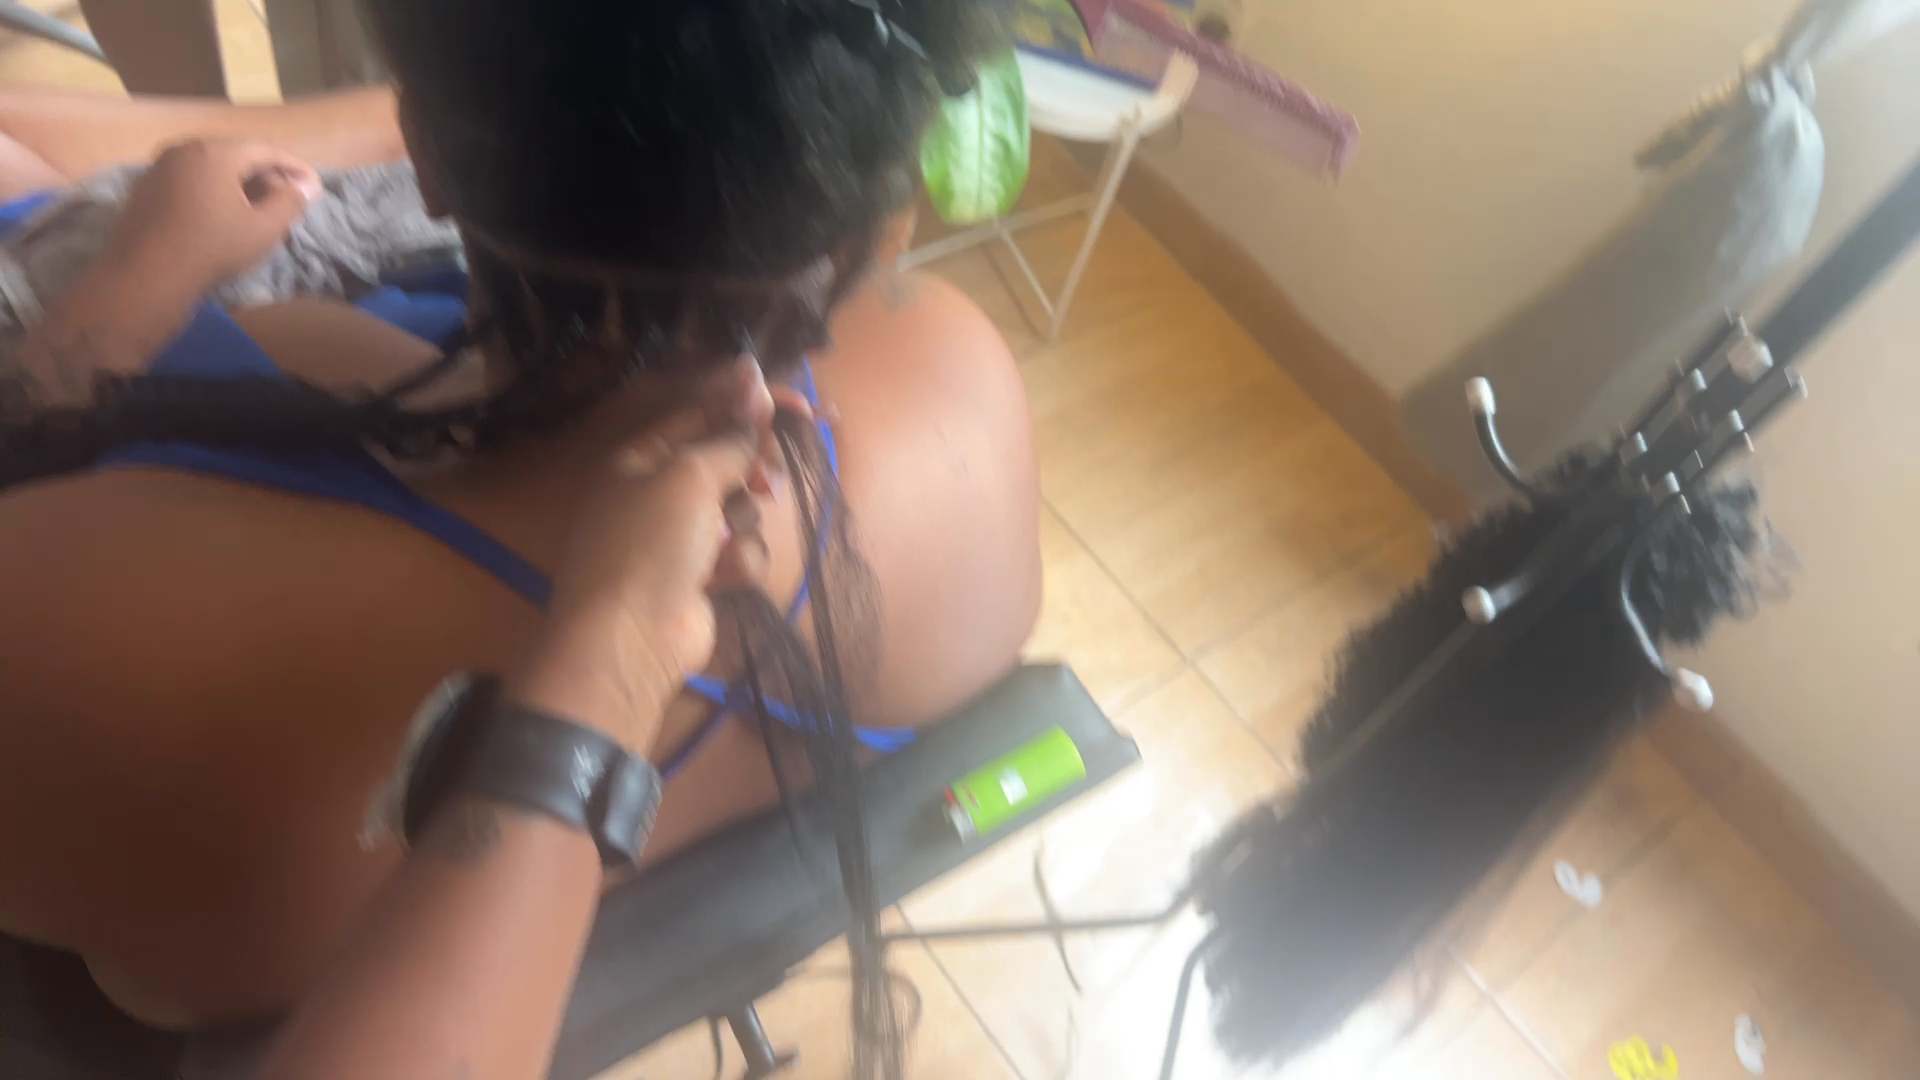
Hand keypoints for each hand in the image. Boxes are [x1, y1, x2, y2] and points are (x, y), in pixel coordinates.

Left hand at [105, 137, 322, 290]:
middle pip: (238, 150)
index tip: (316, 185)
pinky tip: (234, 204)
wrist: (151, 267)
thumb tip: (306, 186)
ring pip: (216, 161)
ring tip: (267, 201)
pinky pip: (197, 172)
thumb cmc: (216, 245)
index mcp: (214, 155)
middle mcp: (185, 149)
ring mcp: (164, 163)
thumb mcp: (265, 227)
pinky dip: (223, 182)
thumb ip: (289, 202)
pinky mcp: (153, 181)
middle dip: (270, 170)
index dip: (295, 165)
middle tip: (294, 194)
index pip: (264, 148)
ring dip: (246, 177)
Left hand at [507, 358, 782, 752]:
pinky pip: (743, 549)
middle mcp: (663, 489)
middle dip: (752, 472)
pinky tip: (719, 580)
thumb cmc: (650, 546)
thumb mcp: (689, 478)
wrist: (631, 642)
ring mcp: (685, 534)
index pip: (707, 412)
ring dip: (741, 527)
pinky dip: (737, 564)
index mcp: (645, 456)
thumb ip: (730, 435)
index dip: (753, 405)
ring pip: (743, 507)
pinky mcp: (706, 571)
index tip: (802, 406)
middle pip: (730, 459)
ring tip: (721, 547)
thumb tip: (754, 376)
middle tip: (768, 480)